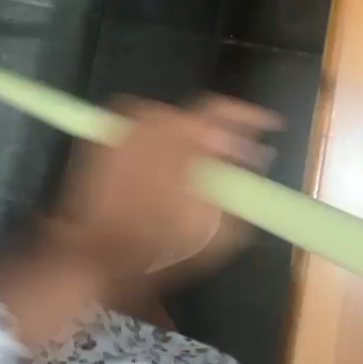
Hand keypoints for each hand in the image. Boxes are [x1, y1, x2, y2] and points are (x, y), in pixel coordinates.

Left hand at [52, 96, 280, 282]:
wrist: (92, 253)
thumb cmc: (154, 244)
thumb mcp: (210, 225)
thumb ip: (236, 187)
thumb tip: (252, 159)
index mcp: (180, 135)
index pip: (223, 110)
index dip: (250, 116)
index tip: (270, 125)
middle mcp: (151, 119)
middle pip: (195, 118)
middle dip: (217, 137)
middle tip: (231, 160)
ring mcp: (123, 125)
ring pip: (169, 124)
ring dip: (186, 141)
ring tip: (196, 169)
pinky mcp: (104, 138)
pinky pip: (142, 132)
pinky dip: (158, 144)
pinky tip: (164, 169)